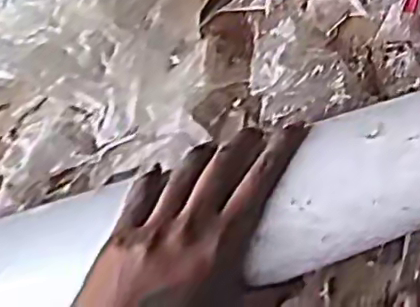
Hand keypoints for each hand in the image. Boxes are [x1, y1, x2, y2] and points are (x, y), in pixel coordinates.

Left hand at [74, 125, 307, 306]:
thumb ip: (265, 298)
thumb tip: (299, 282)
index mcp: (221, 243)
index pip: (260, 177)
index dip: (281, 146)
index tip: (293, 129)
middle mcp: (190, 226)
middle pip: (224, 161)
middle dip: (244, 139)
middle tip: (255, 133)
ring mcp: (152, 229)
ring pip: (185, 169)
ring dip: (205, 152)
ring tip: (215, 148)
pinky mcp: (120, 238)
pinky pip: (141, 193)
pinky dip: (155, 177)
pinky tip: (161, 172)